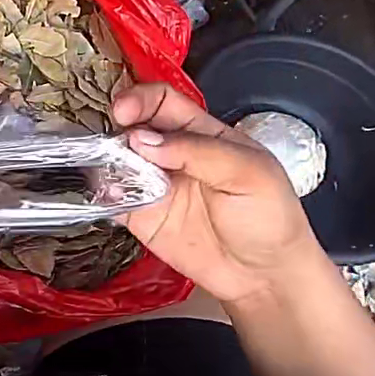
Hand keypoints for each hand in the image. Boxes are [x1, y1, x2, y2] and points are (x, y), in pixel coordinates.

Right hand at [112, 83, 328, 305]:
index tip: (124, 111)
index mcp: (204, 134)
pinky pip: (115, 202)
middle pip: (134, 129)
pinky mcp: (145, 220)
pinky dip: (104, 196)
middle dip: (117, 131)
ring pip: (118, 164)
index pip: (164, 103)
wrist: (266, 275)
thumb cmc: (270, 218)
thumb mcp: (248, 173)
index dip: (141, 100)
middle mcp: (175, 157)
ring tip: (110, 172)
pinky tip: (109, 196)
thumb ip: (198, 152)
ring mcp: (157, 188)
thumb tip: (145, 140)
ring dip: (106, 163)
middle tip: (113, 144)